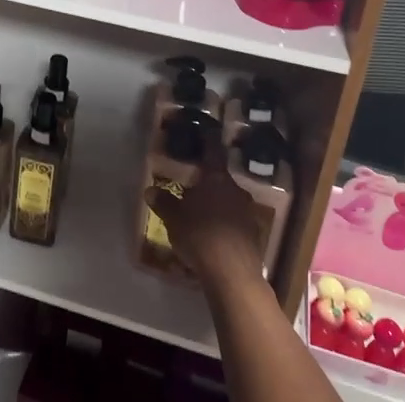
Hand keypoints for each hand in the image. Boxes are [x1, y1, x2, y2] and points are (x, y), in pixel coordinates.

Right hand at [145, 127, 265, 287]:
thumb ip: (164, 202)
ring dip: (217, 205)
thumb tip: (150, 190)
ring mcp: (248, 212)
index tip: (206, 129)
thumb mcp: (174, 219)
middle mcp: (235, 189)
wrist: (233, 274)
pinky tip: (214, 238)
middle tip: (192, 189)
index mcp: (215, 179)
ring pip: (229, 201)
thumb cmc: (200, 236)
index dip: (208, 139)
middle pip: (220, 179)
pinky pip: (236, 222)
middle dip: (207, 183)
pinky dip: (225, 225)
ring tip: (201, 217)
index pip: (212, 150)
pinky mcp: (254, 235)